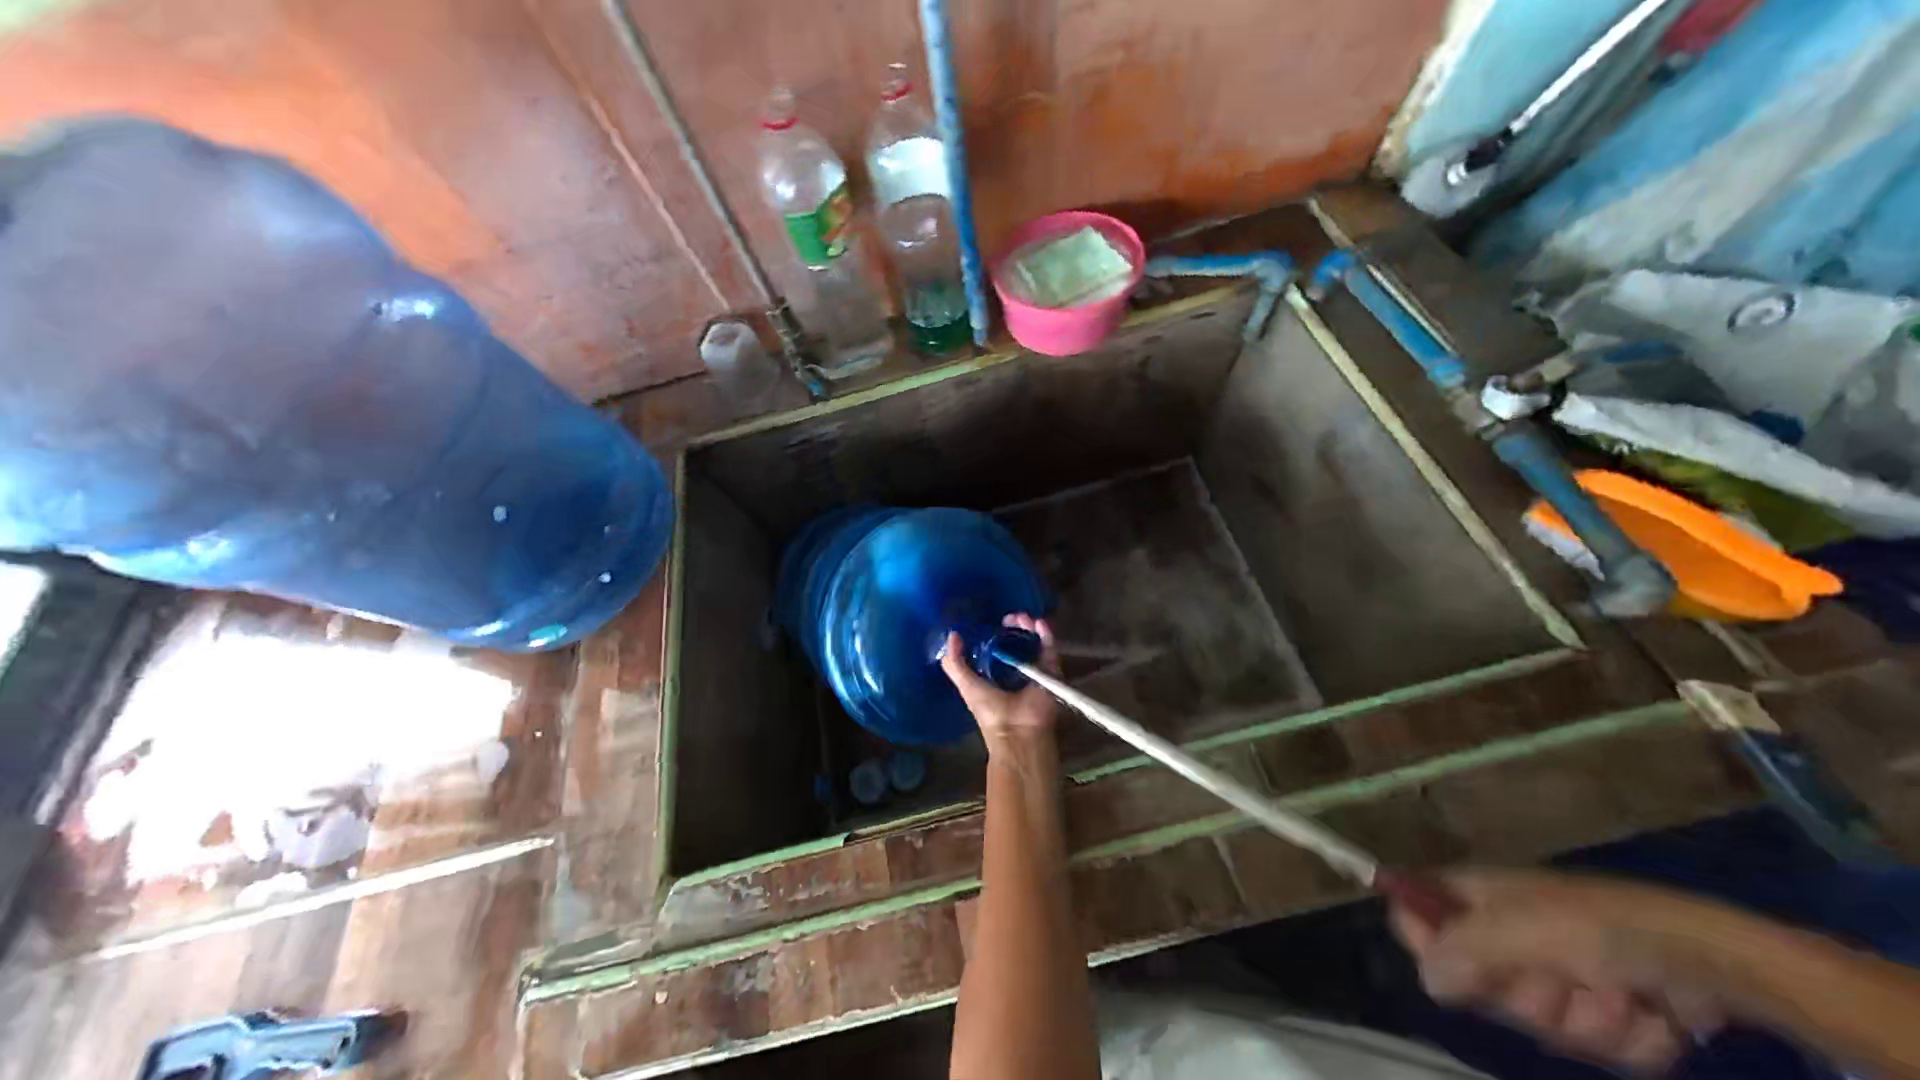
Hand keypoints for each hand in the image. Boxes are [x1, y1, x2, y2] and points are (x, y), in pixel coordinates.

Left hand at [940, 614, 1060, 747]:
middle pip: (1017, 639)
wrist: (1018, 733)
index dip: (995, 631)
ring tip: (1022, 618)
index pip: (997, 645)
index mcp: (996, 673)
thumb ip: (955, 662)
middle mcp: (1016, 669)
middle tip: (1009, 618)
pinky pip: (1050, 647)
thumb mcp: (966, 685)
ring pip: (1034, 640)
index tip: (993, 621)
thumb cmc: (990, 712)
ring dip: (1028, 625)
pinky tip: (1038, 623)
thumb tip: (952, 635)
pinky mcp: (1052, 670)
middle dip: (1014, 626)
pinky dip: (1046, 634)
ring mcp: (1035, 669)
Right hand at [1390, 869, 1729, 1073]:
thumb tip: (1428, 980)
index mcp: (1480, 897)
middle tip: (1557, 984)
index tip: (1456, 968)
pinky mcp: (1607, 1012)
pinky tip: (1649, 1016)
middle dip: (1528, 998)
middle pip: (1479, 983)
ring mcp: (1559, 974)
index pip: (1415, 910)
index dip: (1423, 939)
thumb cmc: (1599, 927)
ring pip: (1541, 1023)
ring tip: (1619, 998)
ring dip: (1587, 1022)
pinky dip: (1626, 1038)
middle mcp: (1510, 933)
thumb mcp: (1519, 930)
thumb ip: (1462, 950)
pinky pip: (1595, 1045)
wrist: (1713, 959)